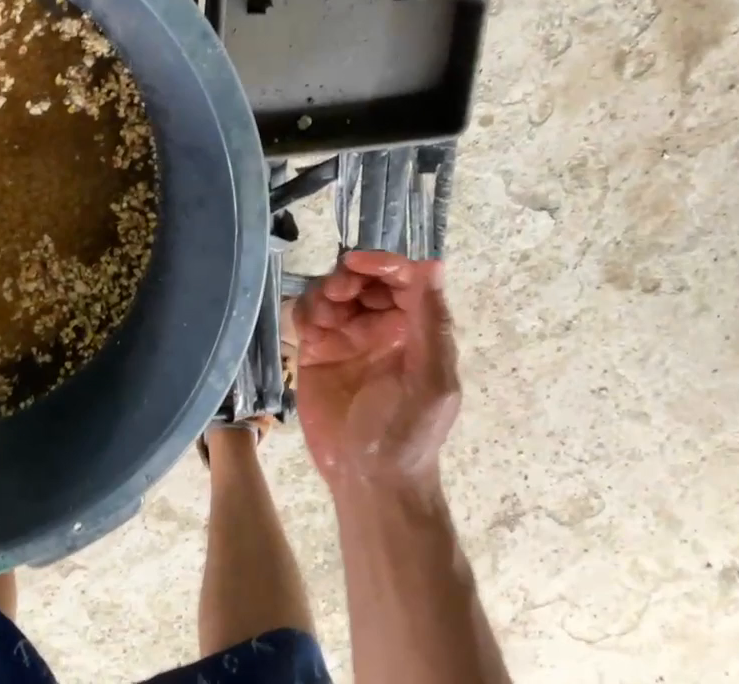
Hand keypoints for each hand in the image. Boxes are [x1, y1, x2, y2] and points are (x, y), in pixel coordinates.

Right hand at [293, 251, 459, 490]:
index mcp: (416, 330)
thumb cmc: (407, 431)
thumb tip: (434, 264)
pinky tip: (308, 329)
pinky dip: (304, 310)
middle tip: (339, 294)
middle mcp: (381, 327)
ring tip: (324, 318)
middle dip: (350, 276)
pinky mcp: (315, 351)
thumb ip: (431, 321)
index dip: (383, 263)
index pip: (404, 280)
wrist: (367, 476)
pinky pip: (306, 314)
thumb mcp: (431, 378)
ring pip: (331, 292)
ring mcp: (346, 338)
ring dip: (325, 293)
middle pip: (364, 280)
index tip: (356, 263)